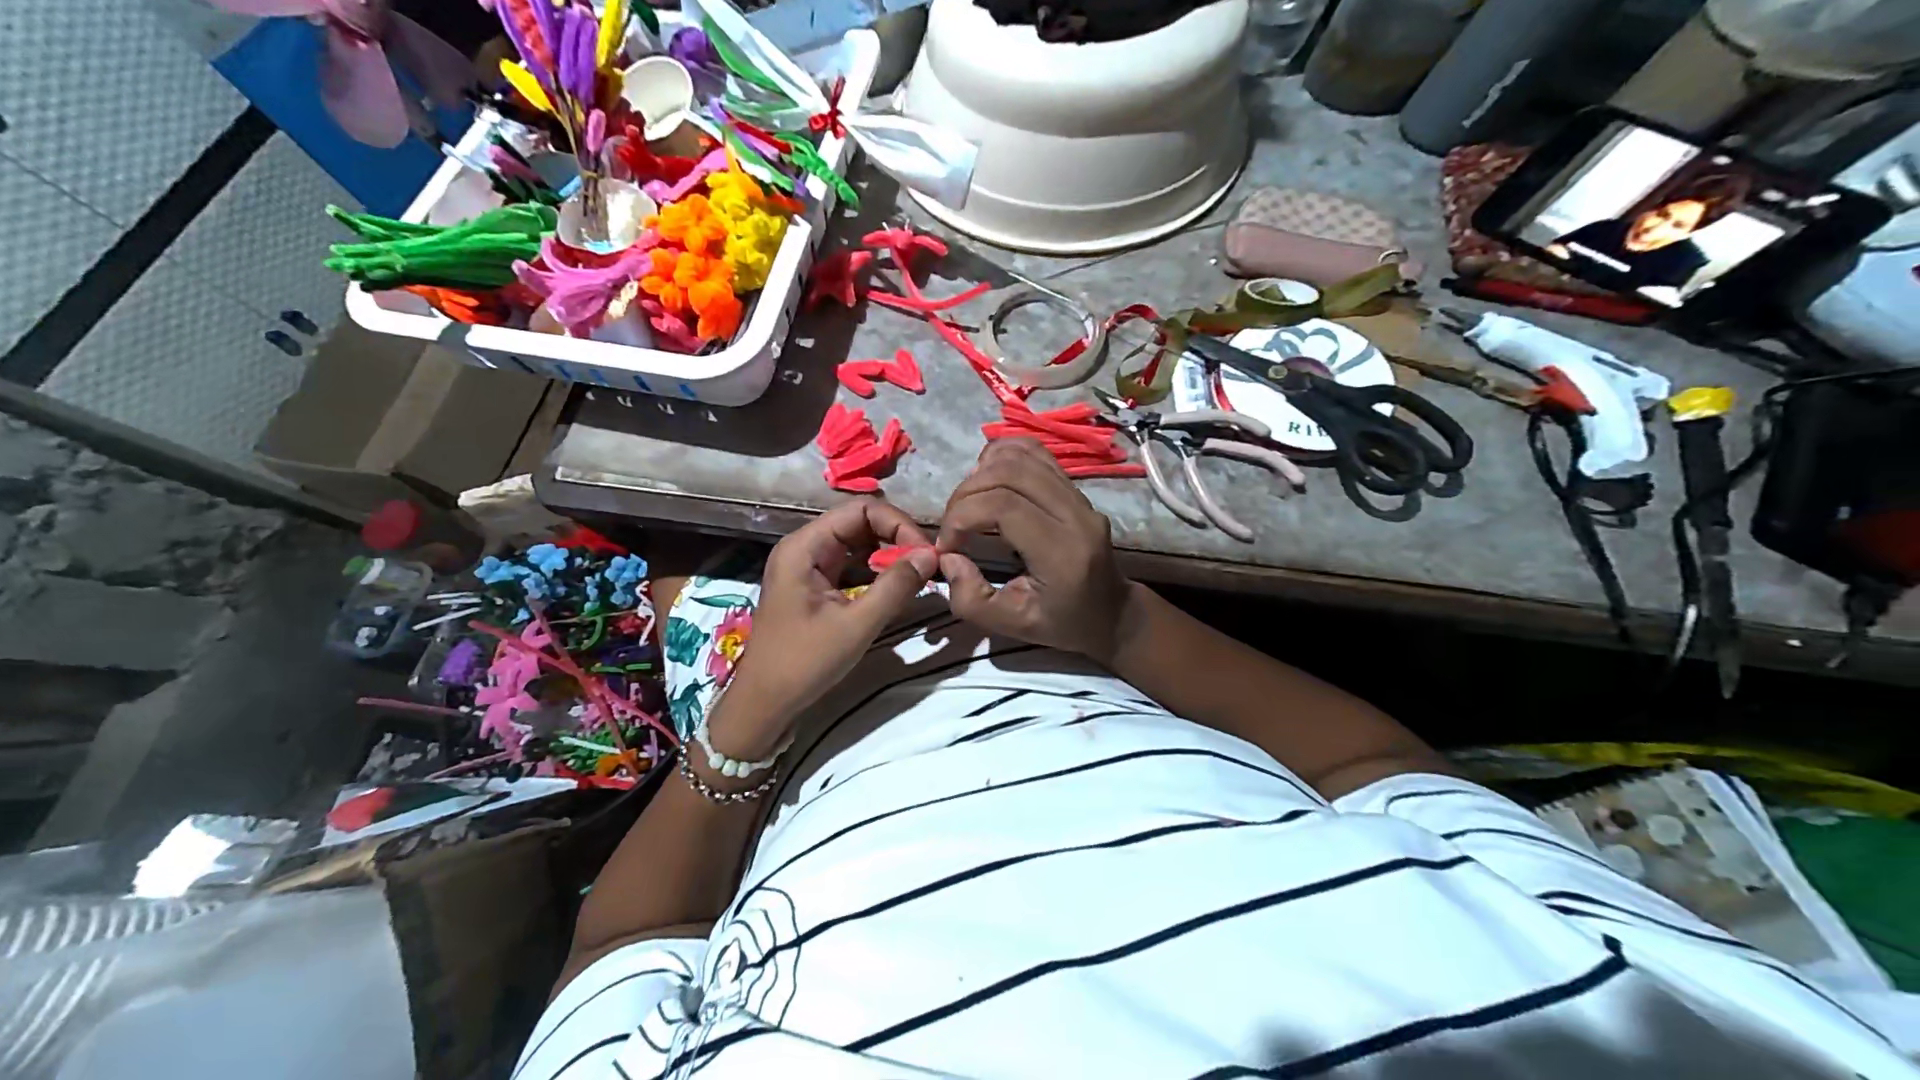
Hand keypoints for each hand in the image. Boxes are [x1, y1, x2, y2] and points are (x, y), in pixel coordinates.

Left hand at [710, 498, 937, 756]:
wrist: (765, 703)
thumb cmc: (804, 662)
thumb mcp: (856, 625)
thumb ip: (895, 586)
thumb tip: (931, 555)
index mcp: (805, 546)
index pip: (861, 509)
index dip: (897, 524)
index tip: (926, 553)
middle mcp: (806, 548)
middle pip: (860, 522)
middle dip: (897, 537)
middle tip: (927, 564)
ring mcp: (810, 567)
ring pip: (859, 544)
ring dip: (890, 554)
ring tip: (918, 574)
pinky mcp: (816, 587)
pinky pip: (853, 566)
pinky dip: (877, 571)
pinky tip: (897, 586)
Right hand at [936, 439, 1135, 663]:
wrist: (1111, 613)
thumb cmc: (1062, 623)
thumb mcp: (1012, 626)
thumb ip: (972, 599)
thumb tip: (948, 558)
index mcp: (1062, 552)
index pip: (1004, 506)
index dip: (962, 516)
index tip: (947, 544)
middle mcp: (1076, 515)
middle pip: (1010, 473)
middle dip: (966, 493)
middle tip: (952, 524)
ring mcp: (1079, 496)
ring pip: (1023, 456)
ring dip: (982, 472)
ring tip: (966, 502)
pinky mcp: (1076, 488)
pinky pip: (1037, 454)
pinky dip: (1003, 456)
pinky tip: (987, 479)